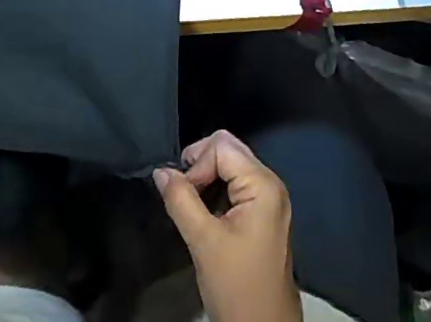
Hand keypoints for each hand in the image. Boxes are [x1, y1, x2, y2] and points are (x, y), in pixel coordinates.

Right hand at [154, 130, 301, 321]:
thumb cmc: (236, 285)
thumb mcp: (203, 241)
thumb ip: (181, 200)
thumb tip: (160, 170)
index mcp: (262, 184)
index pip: (222, 146)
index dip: (196, 163)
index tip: (180, 193)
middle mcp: (270, 182)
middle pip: (229, 149)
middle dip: (200, 165)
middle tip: (181, 193)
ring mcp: (270, 197)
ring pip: (232, 165)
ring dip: (207, 178)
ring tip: (189, 203)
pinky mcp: (265, 212)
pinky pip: (238, 184)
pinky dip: (218, 190)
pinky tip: (204, 212)